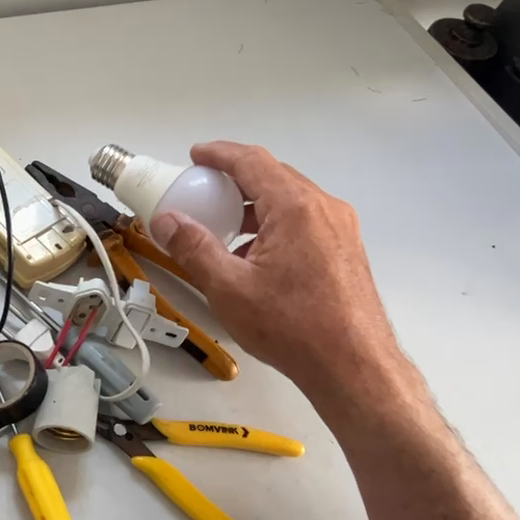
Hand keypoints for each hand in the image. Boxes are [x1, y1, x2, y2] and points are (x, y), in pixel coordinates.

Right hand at [150, 141, 405, 406]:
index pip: (253, 162)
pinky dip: (275, 224)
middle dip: (236, 179)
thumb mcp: (229, 288)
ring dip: (255, 206)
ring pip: (291, 201)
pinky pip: (305, 222)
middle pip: (274, 177)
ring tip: (224, 225)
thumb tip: (167, 221)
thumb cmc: (292, 326)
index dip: (220, 154)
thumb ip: (194, 248)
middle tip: (204, 189)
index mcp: (295, 208)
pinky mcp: (345, 250)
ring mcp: (341, 229)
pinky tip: (255, 256)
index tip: (197, 155)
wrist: (352, 364)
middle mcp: (324, 209)